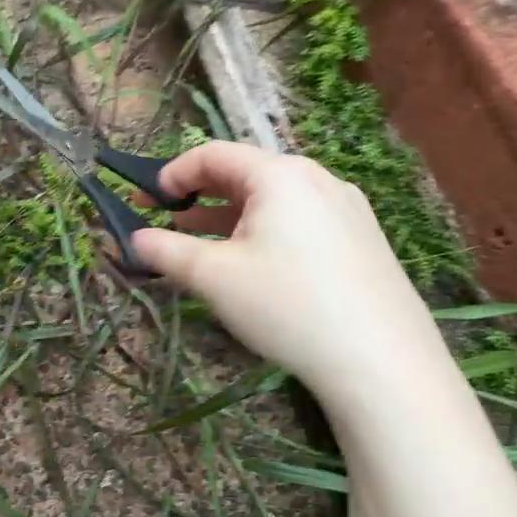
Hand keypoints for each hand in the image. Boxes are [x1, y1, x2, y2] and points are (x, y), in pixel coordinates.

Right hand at [131, 142, 454, 407]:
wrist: (382, 362)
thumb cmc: (286, 304)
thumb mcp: (211, 276)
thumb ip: (164, 250)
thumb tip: (133, 239)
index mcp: (279, 175)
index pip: (212, 154)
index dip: (170, 174)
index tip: (145, 203)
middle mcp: (316, 179)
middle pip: (243, 172)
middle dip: (196, 194)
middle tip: (162, 221)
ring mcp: (345, 209)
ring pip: (270, 199)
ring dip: (225, 215)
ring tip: (196, 244)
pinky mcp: (360, 240)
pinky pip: (297, 220)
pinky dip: (260, 230)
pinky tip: (248, 264)